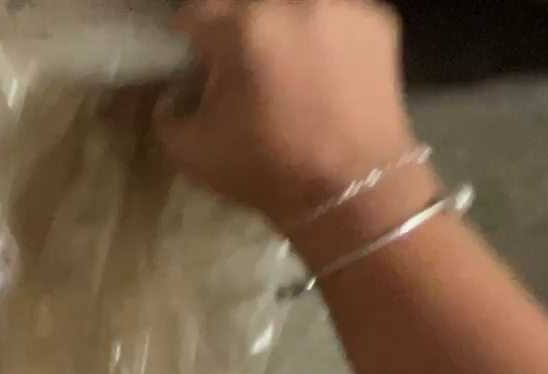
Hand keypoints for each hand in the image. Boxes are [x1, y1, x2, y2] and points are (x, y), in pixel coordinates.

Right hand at [157, 0, 425, 225]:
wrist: (346, 183)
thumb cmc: (259, 167)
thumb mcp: (189, 149)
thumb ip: (170, 112)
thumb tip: (177, 94)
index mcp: (245, 29)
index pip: (195, 11)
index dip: (180, 34)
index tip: (178, 55)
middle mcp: (298, 3)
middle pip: (247, 4)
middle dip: (230, 30)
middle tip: (225, 64)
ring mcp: (344, 6)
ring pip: (290, 8)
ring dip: (273, 29)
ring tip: (270, 66)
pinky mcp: (377, 20)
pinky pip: (330, 15)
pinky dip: (311, 35)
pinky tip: (308, 72)